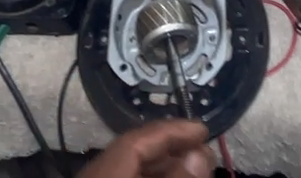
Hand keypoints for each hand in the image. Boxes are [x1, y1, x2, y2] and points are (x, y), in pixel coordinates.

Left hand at [76, 120, 214, 177]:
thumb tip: (201, 153)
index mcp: (104, 168)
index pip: (138, 140)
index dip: (171, 130)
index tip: (201, 128)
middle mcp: (96, 172)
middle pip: (135, 152)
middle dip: (172, 148)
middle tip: (204, 150)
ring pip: (131, 168)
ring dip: (164, 166)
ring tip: (194, 166)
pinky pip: (125, 177)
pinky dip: (150, 177)